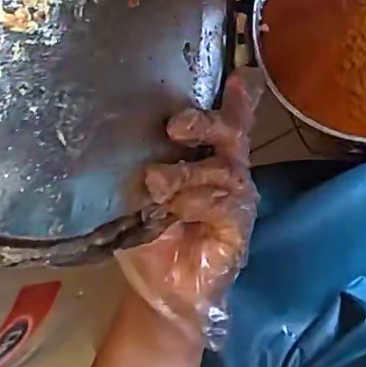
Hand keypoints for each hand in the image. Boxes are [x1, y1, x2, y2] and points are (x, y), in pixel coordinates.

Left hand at [117, 71, 262, 346]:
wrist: (159, 293)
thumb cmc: (149, 236)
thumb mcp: (139, 194)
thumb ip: (144, 164)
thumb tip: (125, 132)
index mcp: (206, 157)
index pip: (228, 120)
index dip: (238, 97)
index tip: (239, 73)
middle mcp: (228, 170)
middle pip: (231, 133)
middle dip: (205, 122)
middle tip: (175, 126)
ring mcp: (237, 198)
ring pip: (223, 169)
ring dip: (186, 173)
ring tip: (156, 184)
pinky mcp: (241, 226)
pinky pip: (225, 203)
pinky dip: (197, 202)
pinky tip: (177, 211)